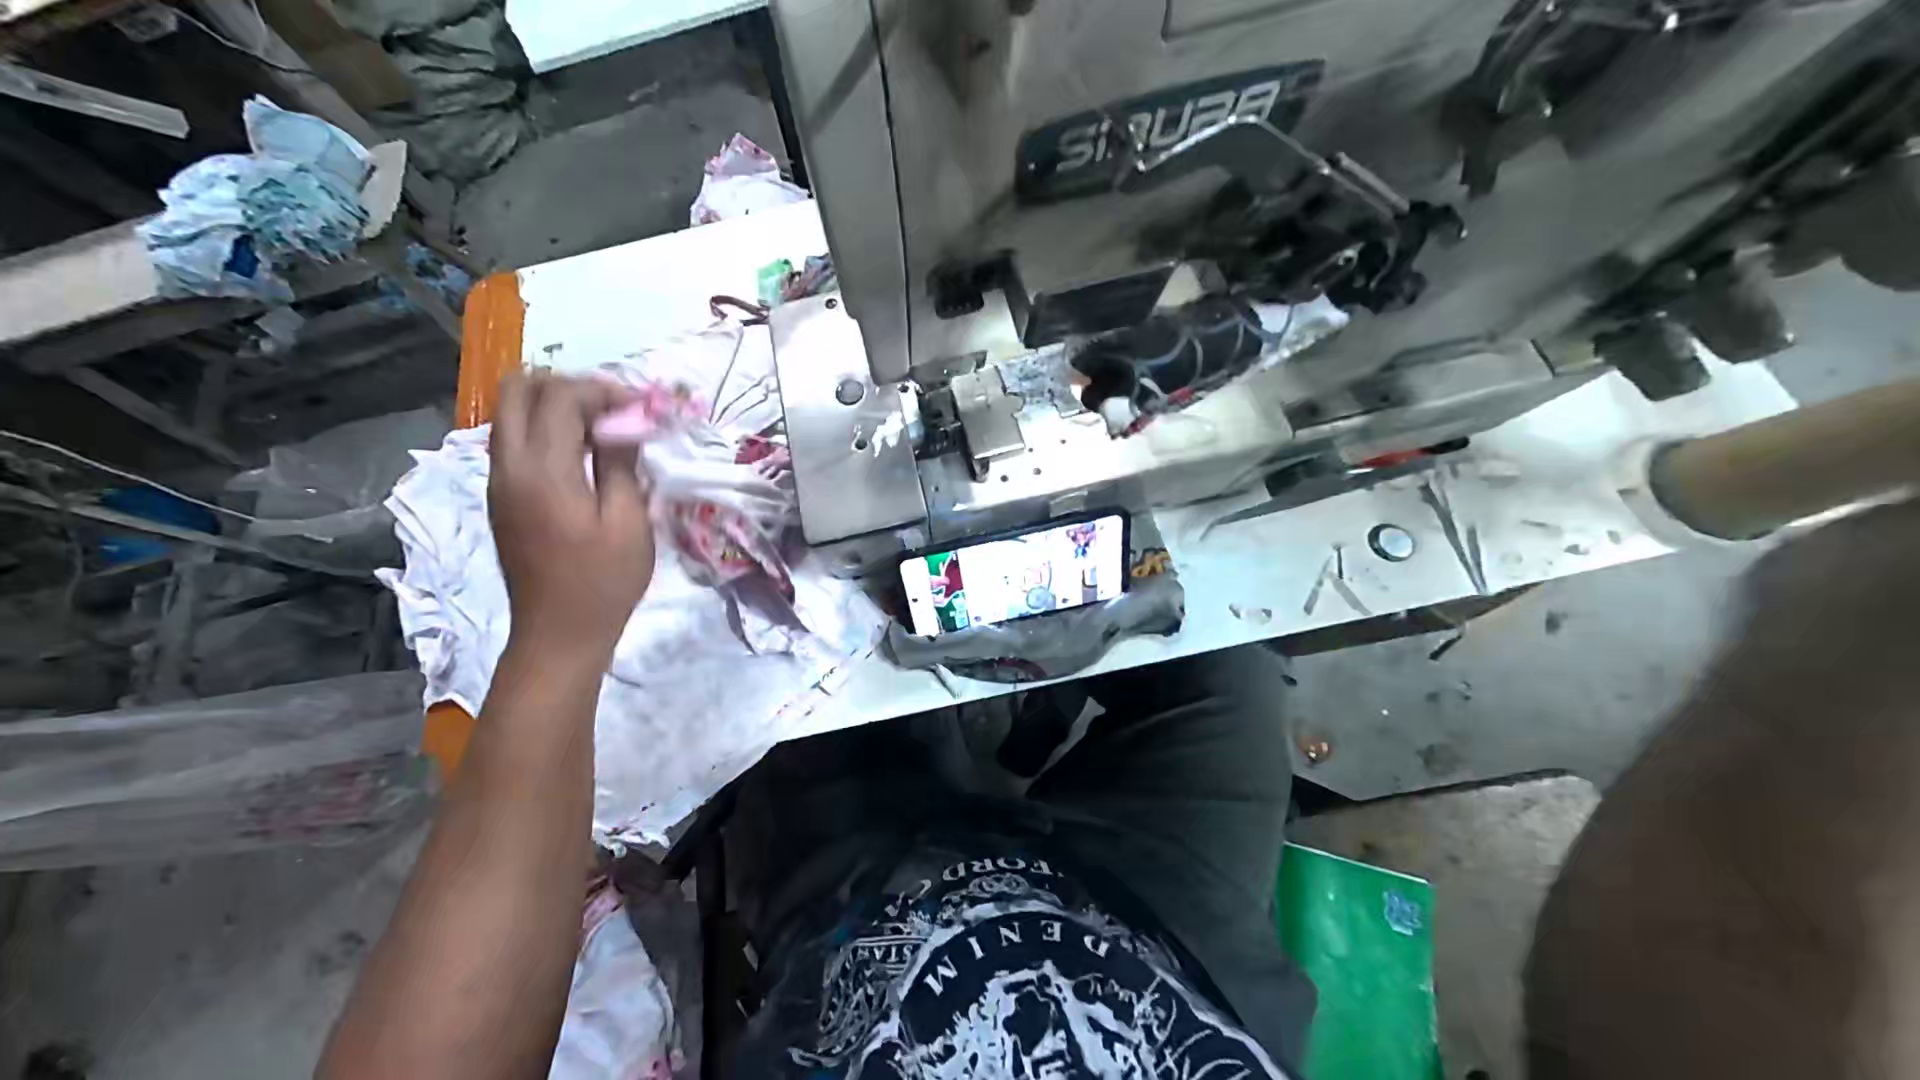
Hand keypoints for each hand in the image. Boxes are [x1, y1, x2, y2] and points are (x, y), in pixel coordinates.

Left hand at [489, 372, 654, 666]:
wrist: (558, 634)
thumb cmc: (603, 583)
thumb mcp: (629, 524)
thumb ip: (621, 464)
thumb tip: (623, 423)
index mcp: (543, 471)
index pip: (561, 397)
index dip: (603, 390)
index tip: (640, 408)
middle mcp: (509, 466)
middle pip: (519, 389)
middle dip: (569, 386)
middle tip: (613, 409)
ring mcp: (499, 481)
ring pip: (511, 412)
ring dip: (555, 406)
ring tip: (603, 429)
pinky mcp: (501, 497)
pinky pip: (513, 440)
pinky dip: (546, 430)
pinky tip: (584, 455)